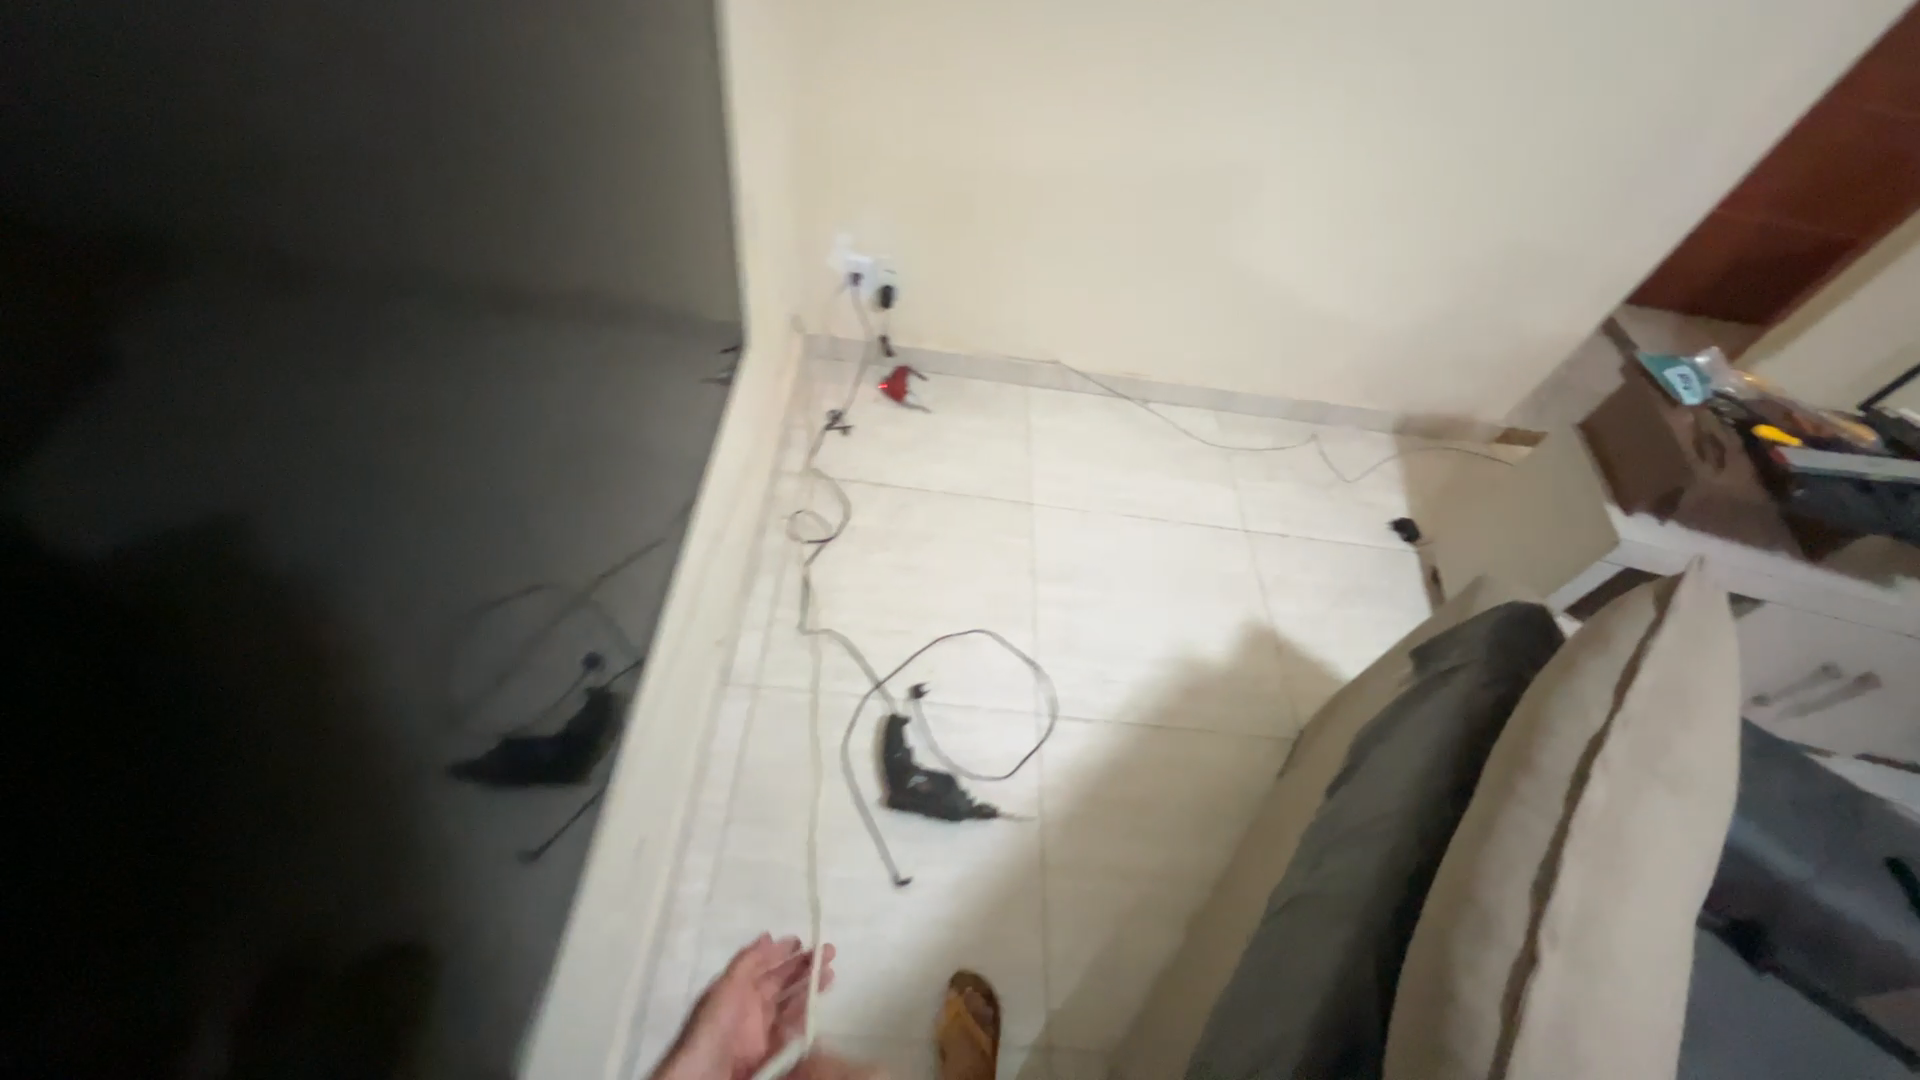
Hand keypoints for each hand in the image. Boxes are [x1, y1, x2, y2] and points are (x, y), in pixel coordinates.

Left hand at [658, 933, 837, 1079]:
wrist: (706, 1078)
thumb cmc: (714, 1028)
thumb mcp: (725, 988)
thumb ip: (747, 961)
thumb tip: (769, 935)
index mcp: (738, 990)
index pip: (765, 966)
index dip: (783, 952)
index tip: (804, 941)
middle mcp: (751, 1007)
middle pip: (783, 983)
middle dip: (805, 967)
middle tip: (829, 952)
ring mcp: (762, 1031)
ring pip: (791, 1004)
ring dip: (811, 988)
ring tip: (830, 973)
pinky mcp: (771, 1054)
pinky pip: (792, 1033)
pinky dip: (806, 1020)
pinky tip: (818, 1007)